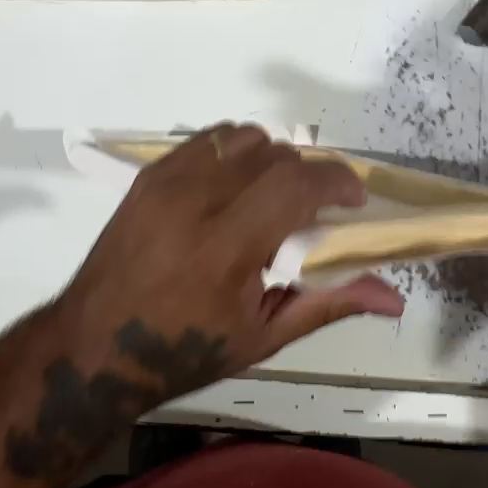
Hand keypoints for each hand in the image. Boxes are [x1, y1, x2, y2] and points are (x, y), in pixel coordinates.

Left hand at [54, 124, 404, 403]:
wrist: (94, 346)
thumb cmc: (184, 351)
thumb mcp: (262, 337)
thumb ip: (329, 303)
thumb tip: (394, 296)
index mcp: (222, 249)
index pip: (293, 185)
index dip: (335, 181)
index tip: (354, 199)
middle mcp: (193, 202)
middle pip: (274, 155)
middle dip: (307, 175)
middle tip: (312, 210)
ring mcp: (166, 181)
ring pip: (243, 137)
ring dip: (271, 159)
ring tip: (271, 197)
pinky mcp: (150, 173)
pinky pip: (210, 138)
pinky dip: (236, 152)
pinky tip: (236, 186)